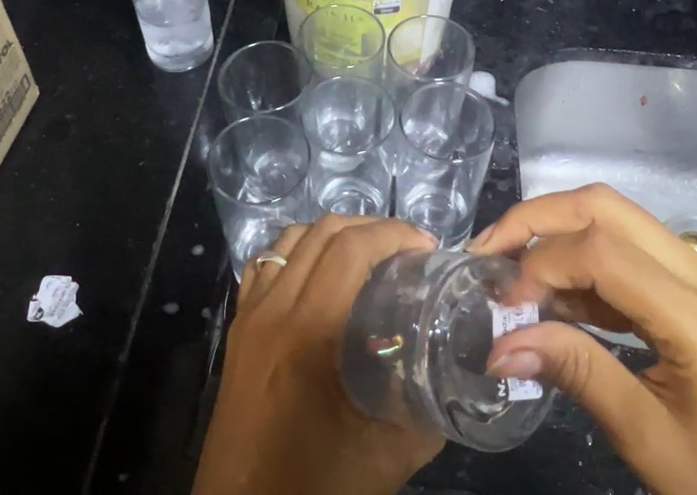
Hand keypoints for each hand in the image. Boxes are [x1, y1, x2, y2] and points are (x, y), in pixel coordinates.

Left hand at [193, 215, 444, 494]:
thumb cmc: (315, 483)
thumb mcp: (388, 455)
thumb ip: (428, 406)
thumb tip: (459, 364)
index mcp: (309, 331)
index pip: (351, 247)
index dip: (394, 233)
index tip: (428, 248)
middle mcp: (274, 309)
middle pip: (322, 232)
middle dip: (372, 227)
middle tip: (408, 248)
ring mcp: (249, 316)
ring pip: (290, 240)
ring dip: (334, 234)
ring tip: (371, 252)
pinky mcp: (237, 329)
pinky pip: (266, 265)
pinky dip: (298, 251)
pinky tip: (323, 272)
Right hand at [469, 184, 696, 494]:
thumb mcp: (646, 437)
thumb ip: (576, 373)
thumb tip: (499, 347)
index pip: (603, 252)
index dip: (542, 263)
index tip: (502, 301)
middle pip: (609, 210)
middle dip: (540, 219)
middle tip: (488, 251)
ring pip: (620, 221)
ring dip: (560, 234)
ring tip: (511, 271)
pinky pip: (636, 254)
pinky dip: (587, 263)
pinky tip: (555, 296)